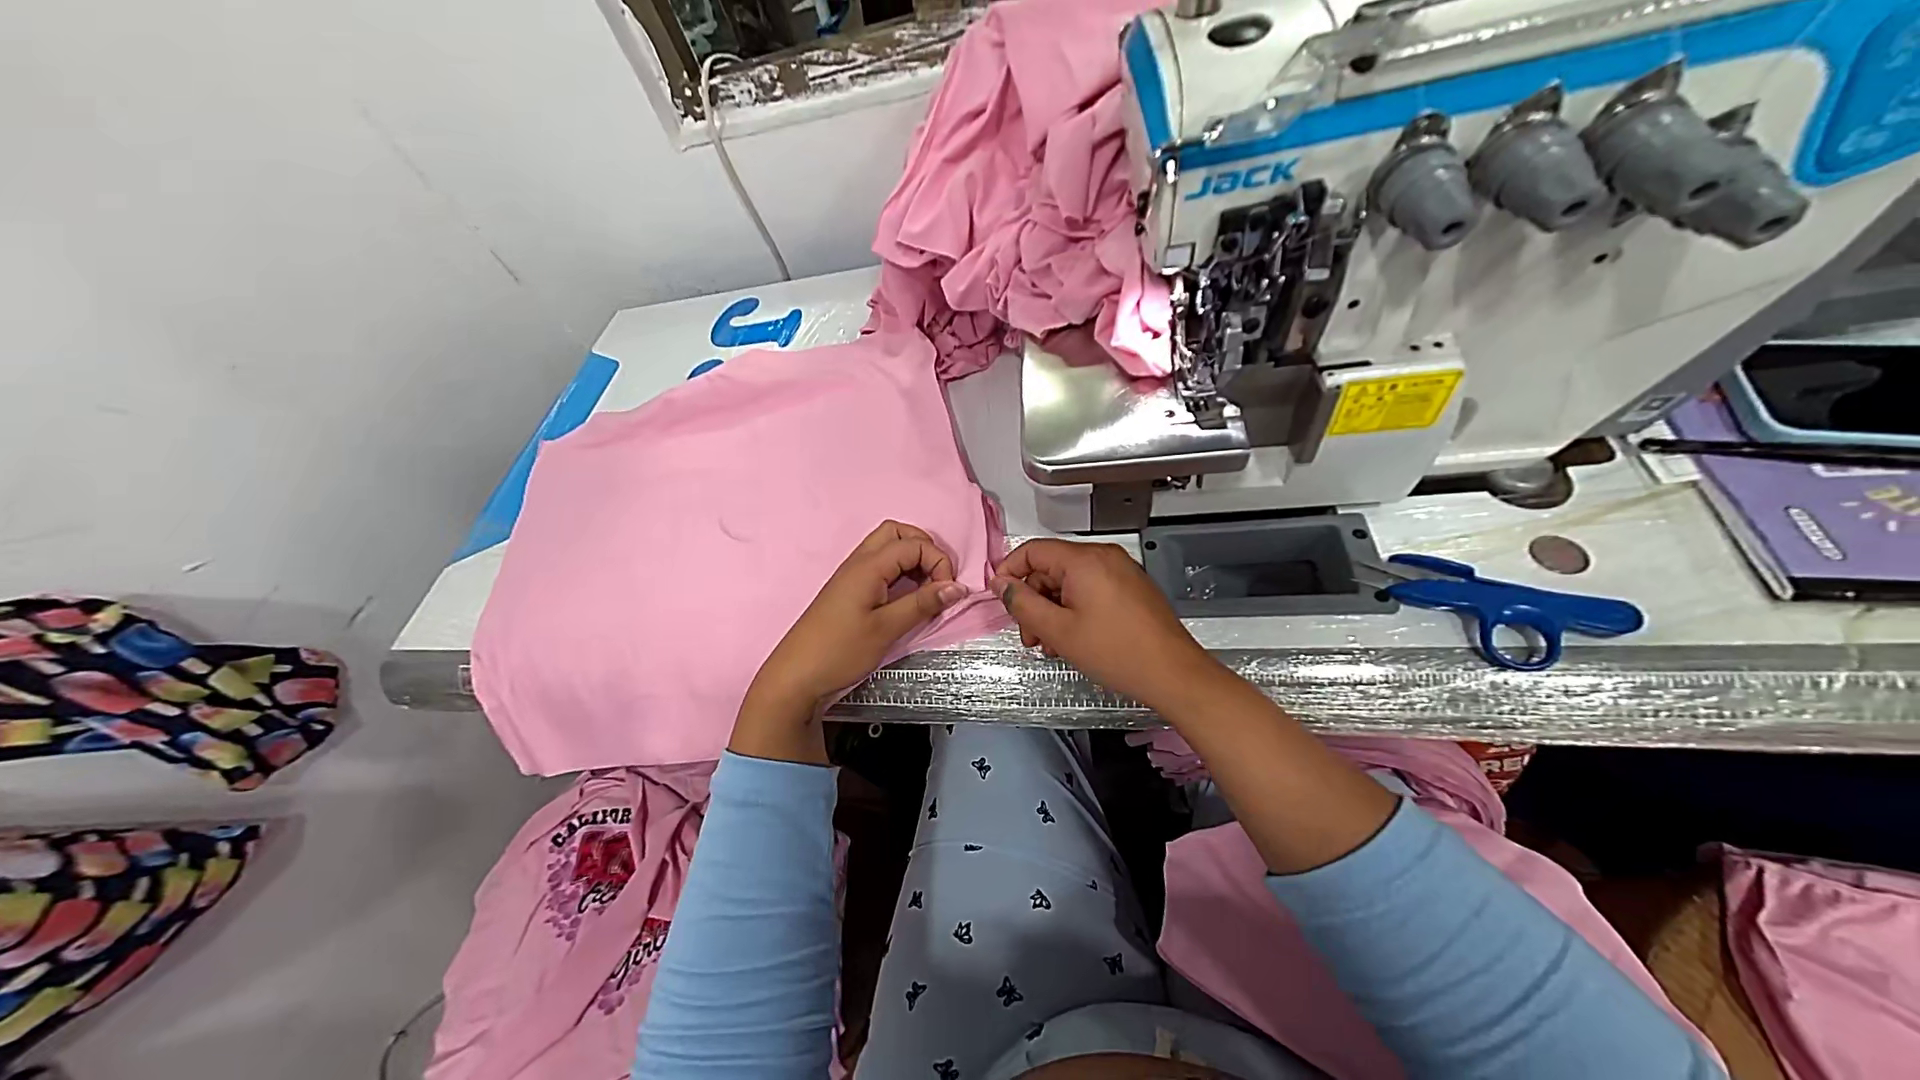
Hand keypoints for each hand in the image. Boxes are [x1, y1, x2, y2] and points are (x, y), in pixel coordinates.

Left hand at [732, 521, 970, 763]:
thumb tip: (956, 587)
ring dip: (912, 560)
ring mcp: (852, 575)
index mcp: (868, 566)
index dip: (938, 562)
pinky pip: (880, 566)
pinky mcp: (850, 590)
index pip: (914, 544)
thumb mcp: (887, 629)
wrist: (796, 677)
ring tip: (925, 590)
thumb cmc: (838, 652)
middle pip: (898, 533)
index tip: (947, 591)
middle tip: (937, 580)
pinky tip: (907, 598)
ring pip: (888, 548)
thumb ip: (923, 604)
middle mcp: (859, 562)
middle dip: (925, 549)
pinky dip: (900, 573)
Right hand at [989, 539, 1222, 710]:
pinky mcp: (1131, 587)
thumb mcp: (1058, 631)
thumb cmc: (1119, 653)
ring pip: (1070, 581)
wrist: (1172, 674)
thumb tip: (1001, 584)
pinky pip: (1091, 589)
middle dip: (1034, 601)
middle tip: (1030, 635)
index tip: (1002, 598)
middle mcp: (1104, 557)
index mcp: (1084, 560)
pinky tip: (1073, 638)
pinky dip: (1074, 609)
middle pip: (1051, 568)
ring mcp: (1120, 571)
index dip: (1009, 573)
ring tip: (1052, 643)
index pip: (1032, 551)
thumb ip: (1023, 604)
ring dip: (1053, 609)